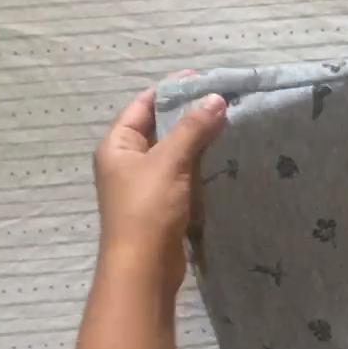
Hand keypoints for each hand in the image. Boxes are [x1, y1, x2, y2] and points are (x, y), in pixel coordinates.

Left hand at [94, 81, 226, 291]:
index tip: (203, 81)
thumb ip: (192, 129)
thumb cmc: (147, 210)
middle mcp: (127, 161)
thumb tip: (216, 98)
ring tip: (230, 126)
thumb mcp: (169, 162)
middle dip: (189, 115)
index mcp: (117, 145)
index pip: (144, 106)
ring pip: (174, 153)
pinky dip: (201, 165)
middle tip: (224, 102)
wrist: (144, 267)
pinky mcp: (163, 203)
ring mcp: (145, 184)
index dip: (171, 91)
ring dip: (198, 141)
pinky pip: (183, 175)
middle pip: (160, 128)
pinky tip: (225, 160)